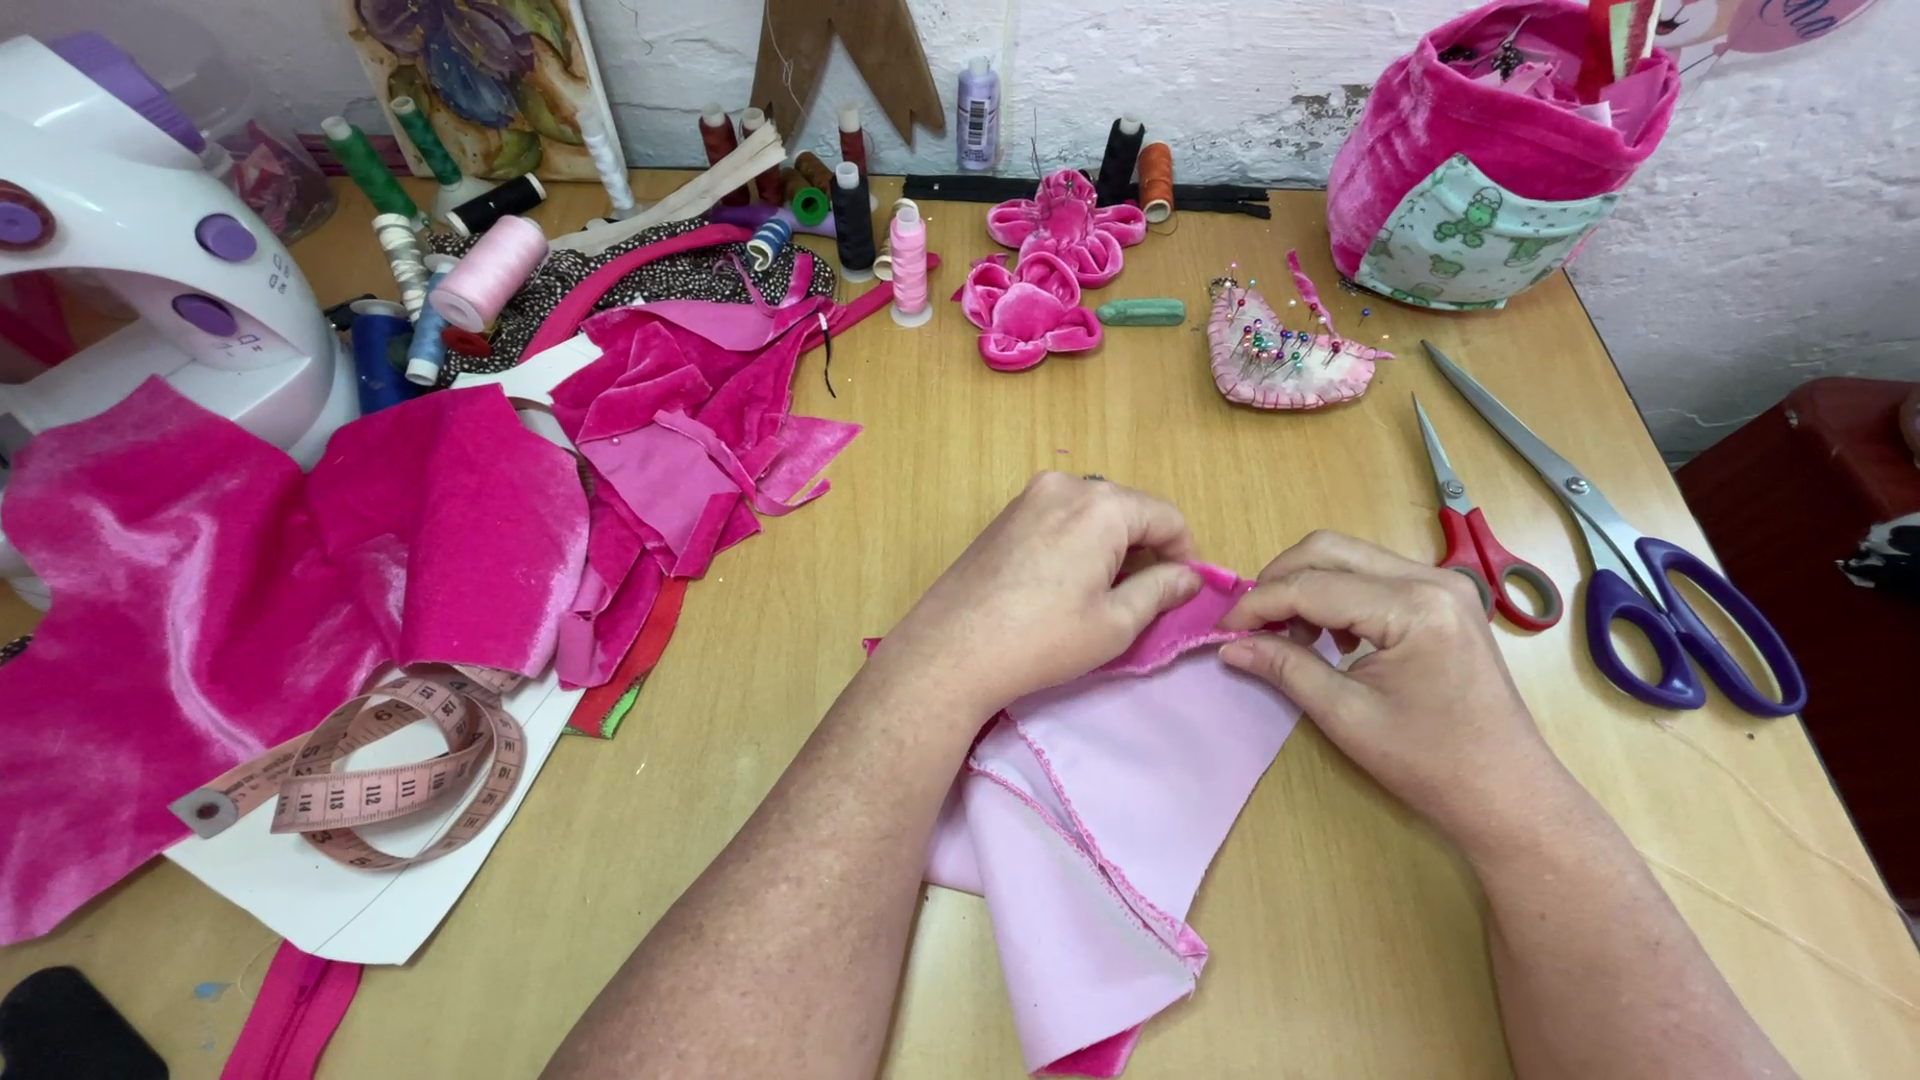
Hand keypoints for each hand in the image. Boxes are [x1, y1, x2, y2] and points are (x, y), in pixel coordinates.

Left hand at [872, 472, 1201, 719]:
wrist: (951, 650)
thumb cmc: (1042, 640)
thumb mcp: (1115, 623)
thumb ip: (1160, 590)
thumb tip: (1189, 577)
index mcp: (1100, 505)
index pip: (1165, 516)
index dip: (1185, 552)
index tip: (1185, 587)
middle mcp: (1064, 486)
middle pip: (1126, 507)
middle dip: (1146, 545)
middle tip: (1147, 593)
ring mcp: (1027, 497)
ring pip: (1090, 511)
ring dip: (1110, 543)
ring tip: (1103, 590)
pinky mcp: (1002, 516)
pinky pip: (1057, 517)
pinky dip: (1075, 540)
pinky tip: (1064, 582)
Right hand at [1216, 531, 1574, 853]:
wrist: (1508, 793)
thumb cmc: (1429, 762)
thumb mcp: (1345, 715)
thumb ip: (1284, 668)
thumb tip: (1229, 645)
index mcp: (1413, 607)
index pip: (1311, 586)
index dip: (1258, 604)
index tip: (1223, 630)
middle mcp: (1430, 579)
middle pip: (1328, 549)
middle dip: (1277, 580)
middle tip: (1250, 623)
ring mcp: (1443, 585)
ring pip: (1348, 556)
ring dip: (1305, 585)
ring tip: (1288, 633)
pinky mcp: (1443, 599)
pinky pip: (1372, 574)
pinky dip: (1335, 593)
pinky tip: (1329, 636)